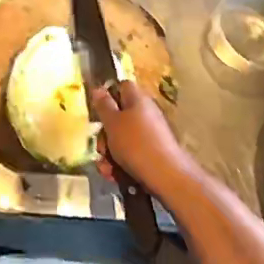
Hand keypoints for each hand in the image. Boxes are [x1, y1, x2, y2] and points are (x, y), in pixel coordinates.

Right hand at [92, 81, 202, 195]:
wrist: (166, 176)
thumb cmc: (135, 143)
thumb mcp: (113, 123)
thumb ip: (104, 106)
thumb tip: (98, 88)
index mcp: (138, 100)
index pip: (122, 86)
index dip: (108, 95)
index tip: (97, 111)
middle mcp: (146, 114)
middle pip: (119, 116)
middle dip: (105, 134)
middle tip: (101, 147)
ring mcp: (151, 134)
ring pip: (122, 138)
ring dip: (110, 153)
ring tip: (106, 167)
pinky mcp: (153, 153)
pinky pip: (131, 153)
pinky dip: (121, 163)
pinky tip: (114, 175)